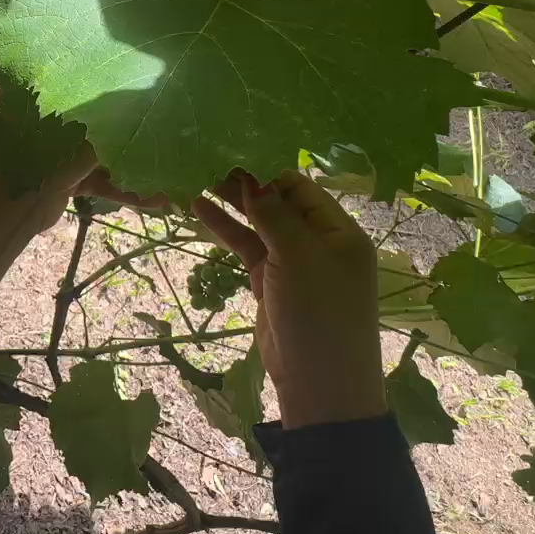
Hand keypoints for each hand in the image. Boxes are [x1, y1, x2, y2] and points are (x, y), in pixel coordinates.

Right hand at [191, 171, 386, 429]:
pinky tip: (198, 208)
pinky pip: (246, 245)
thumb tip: (253, 178)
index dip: (266, 170)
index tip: (230, 150)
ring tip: (195, 177)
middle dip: (244, 183)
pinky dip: (225, 227)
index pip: (300, 187)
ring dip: (230, 202)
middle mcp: (318, 242)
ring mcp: (293, 261)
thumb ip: (274, 216)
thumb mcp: (298, 259)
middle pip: (276, 202)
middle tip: (205, 159)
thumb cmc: (319, 314)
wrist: (319, 382)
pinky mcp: (269, 280)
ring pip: (257, 222)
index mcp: (340, 232)